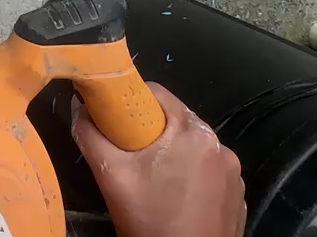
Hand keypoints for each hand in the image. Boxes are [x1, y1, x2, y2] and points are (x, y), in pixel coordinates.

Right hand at [73, 82, 245, 236]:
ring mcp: (234, 174)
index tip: (117, 123)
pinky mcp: (238, 197)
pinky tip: (175, 197)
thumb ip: (89, 133)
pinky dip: (190, 174)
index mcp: (195, 133)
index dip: (132, 103)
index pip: (156, 94)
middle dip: (151, 131)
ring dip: (172, 152)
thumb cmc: (150, 221)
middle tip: (131, 154)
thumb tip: (78, 105)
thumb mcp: (111, 175)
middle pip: (175, 119)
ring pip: (191, 145)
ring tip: (152, 179)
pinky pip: (208, 170)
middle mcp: (221, 147)